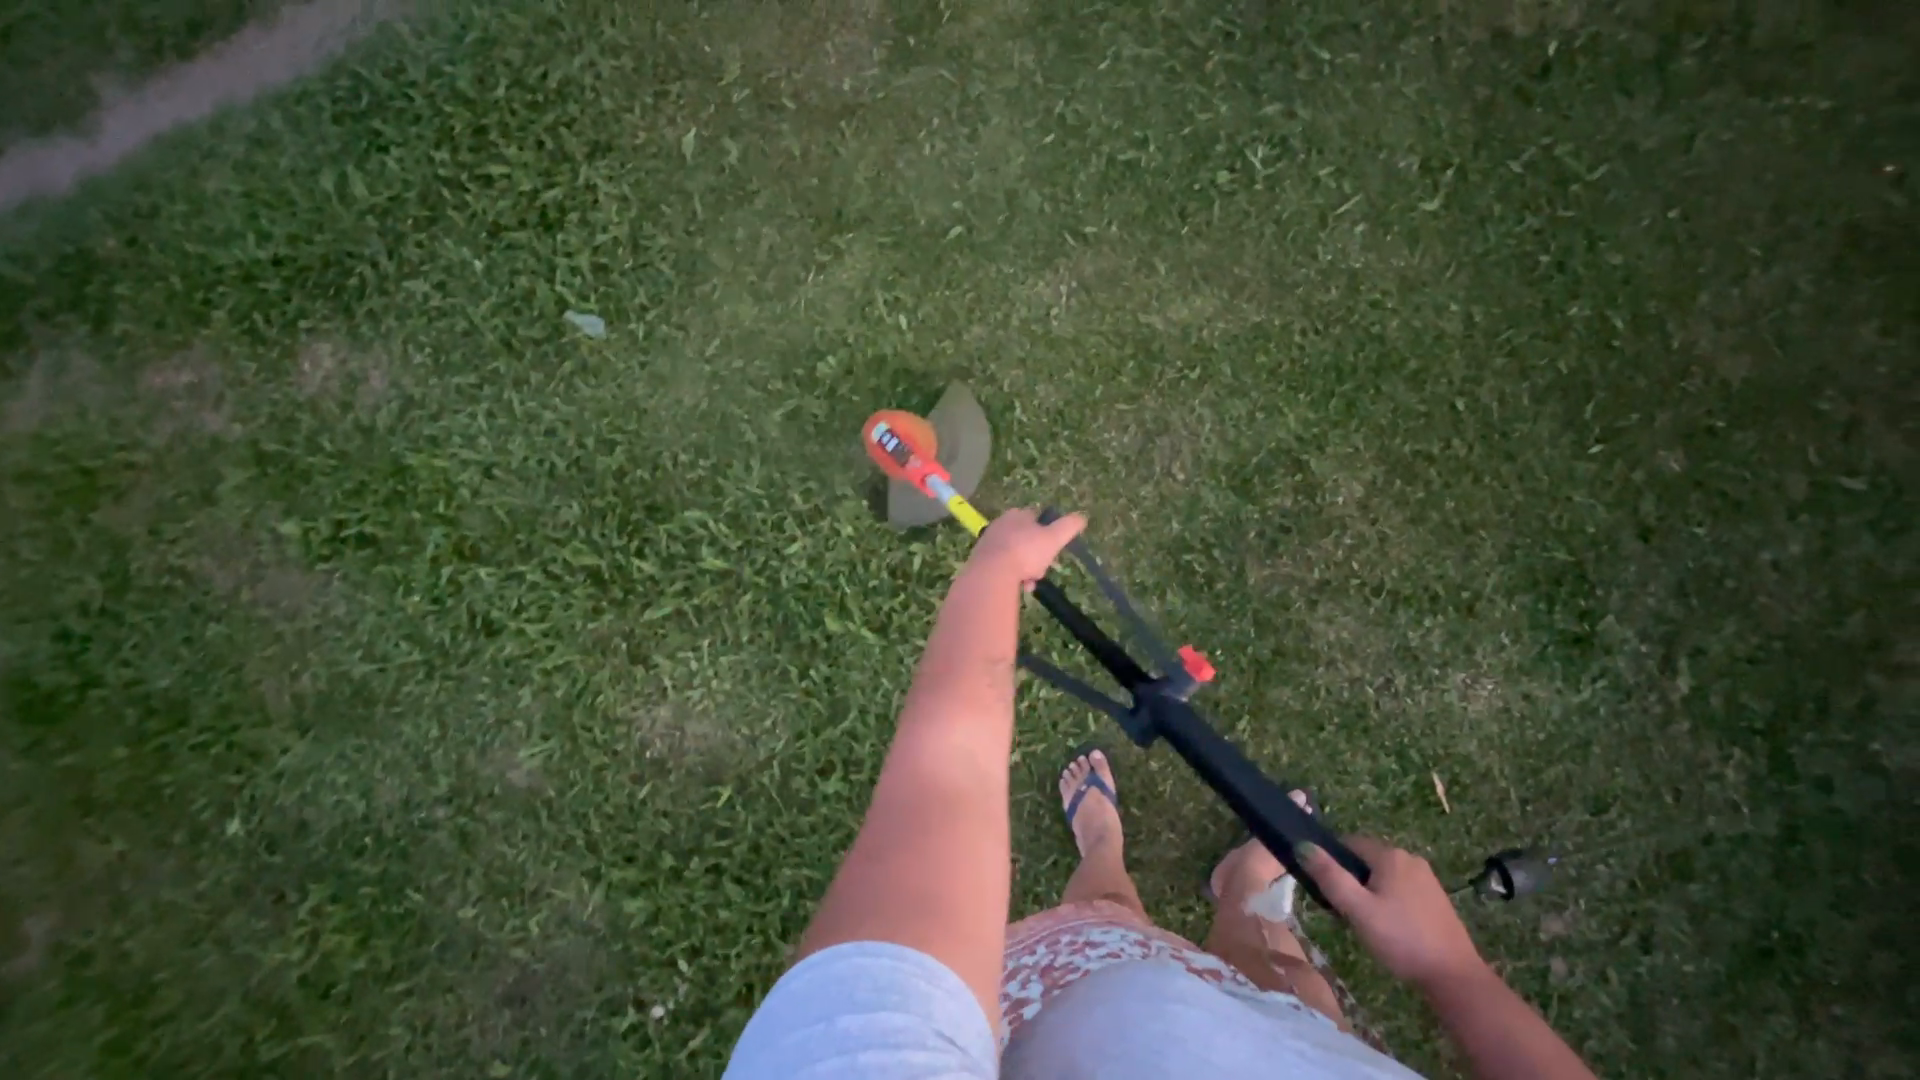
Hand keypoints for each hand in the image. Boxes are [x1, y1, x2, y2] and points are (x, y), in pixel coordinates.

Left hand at [966, 508, 1085, 583]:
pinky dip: (1010, 576)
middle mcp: (999, 525)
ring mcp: (987, 543)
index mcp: (1017, 515)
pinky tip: (1016, 587)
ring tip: (1029, 583)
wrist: (991, 573)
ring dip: (1024, 569)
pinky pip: (1000, 567)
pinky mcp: (978, 561)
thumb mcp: (1054, 538)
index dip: (1047, 533)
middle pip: (1024, 539)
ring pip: (1013, 555)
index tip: (1053, 548)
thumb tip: (1082, 517)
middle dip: (1035, 556)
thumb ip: (1069, 526)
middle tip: (1042, 570)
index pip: (1036, 518)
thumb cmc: (1026, 552)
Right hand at [1298, 835, 1488, 991]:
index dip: (1333, 863)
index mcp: (1390, 855)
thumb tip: (1303, 845)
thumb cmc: (1401, 939)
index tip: (1328, 891)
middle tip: (1346, 912)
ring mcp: (1427, 878)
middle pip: (1366, 860)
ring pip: (1384, 876)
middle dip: (1352, 880)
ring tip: (1367, 923)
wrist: (1454, 977)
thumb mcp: (1357, 909)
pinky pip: (1401, 889)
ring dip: (1370, 892)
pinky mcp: (1436, 898)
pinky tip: (1390, 928)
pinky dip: (1389, 901)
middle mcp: (1410, 858)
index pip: (1348, 843)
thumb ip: (1329, 876)